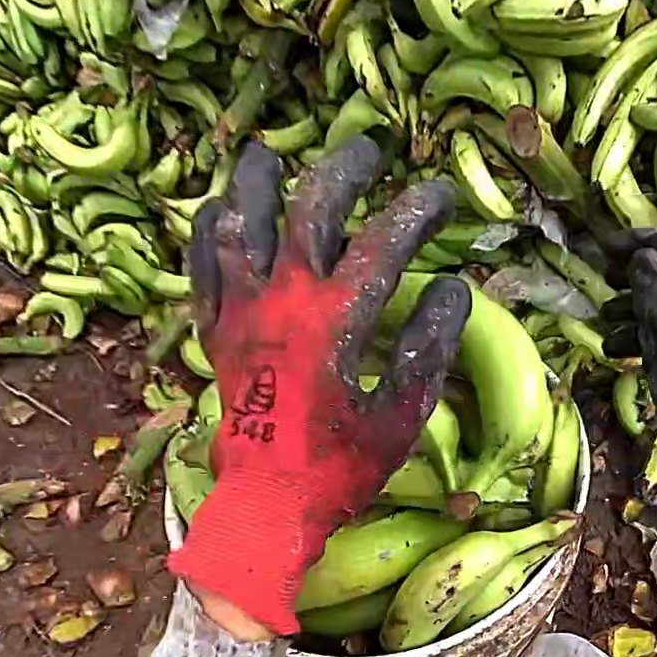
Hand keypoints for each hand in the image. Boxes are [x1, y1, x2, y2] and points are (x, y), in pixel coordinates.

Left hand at [169, 138, 471, 636]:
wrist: (265, 506)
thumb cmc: (337, 470)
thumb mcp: (401, 419)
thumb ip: (428, 351)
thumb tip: (455, 292)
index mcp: (336, 324)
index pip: (384, 243)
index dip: (418, 210)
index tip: (441, 195)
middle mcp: (282, 303)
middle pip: (311, 210)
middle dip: (345, 170)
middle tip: (368, 150)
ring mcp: (240, 314)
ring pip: (241, 224)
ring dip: (255, 182)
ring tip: (267, 152)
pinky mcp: (214, 333)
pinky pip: (201, 269)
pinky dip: (208, 233)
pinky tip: (219, 209)